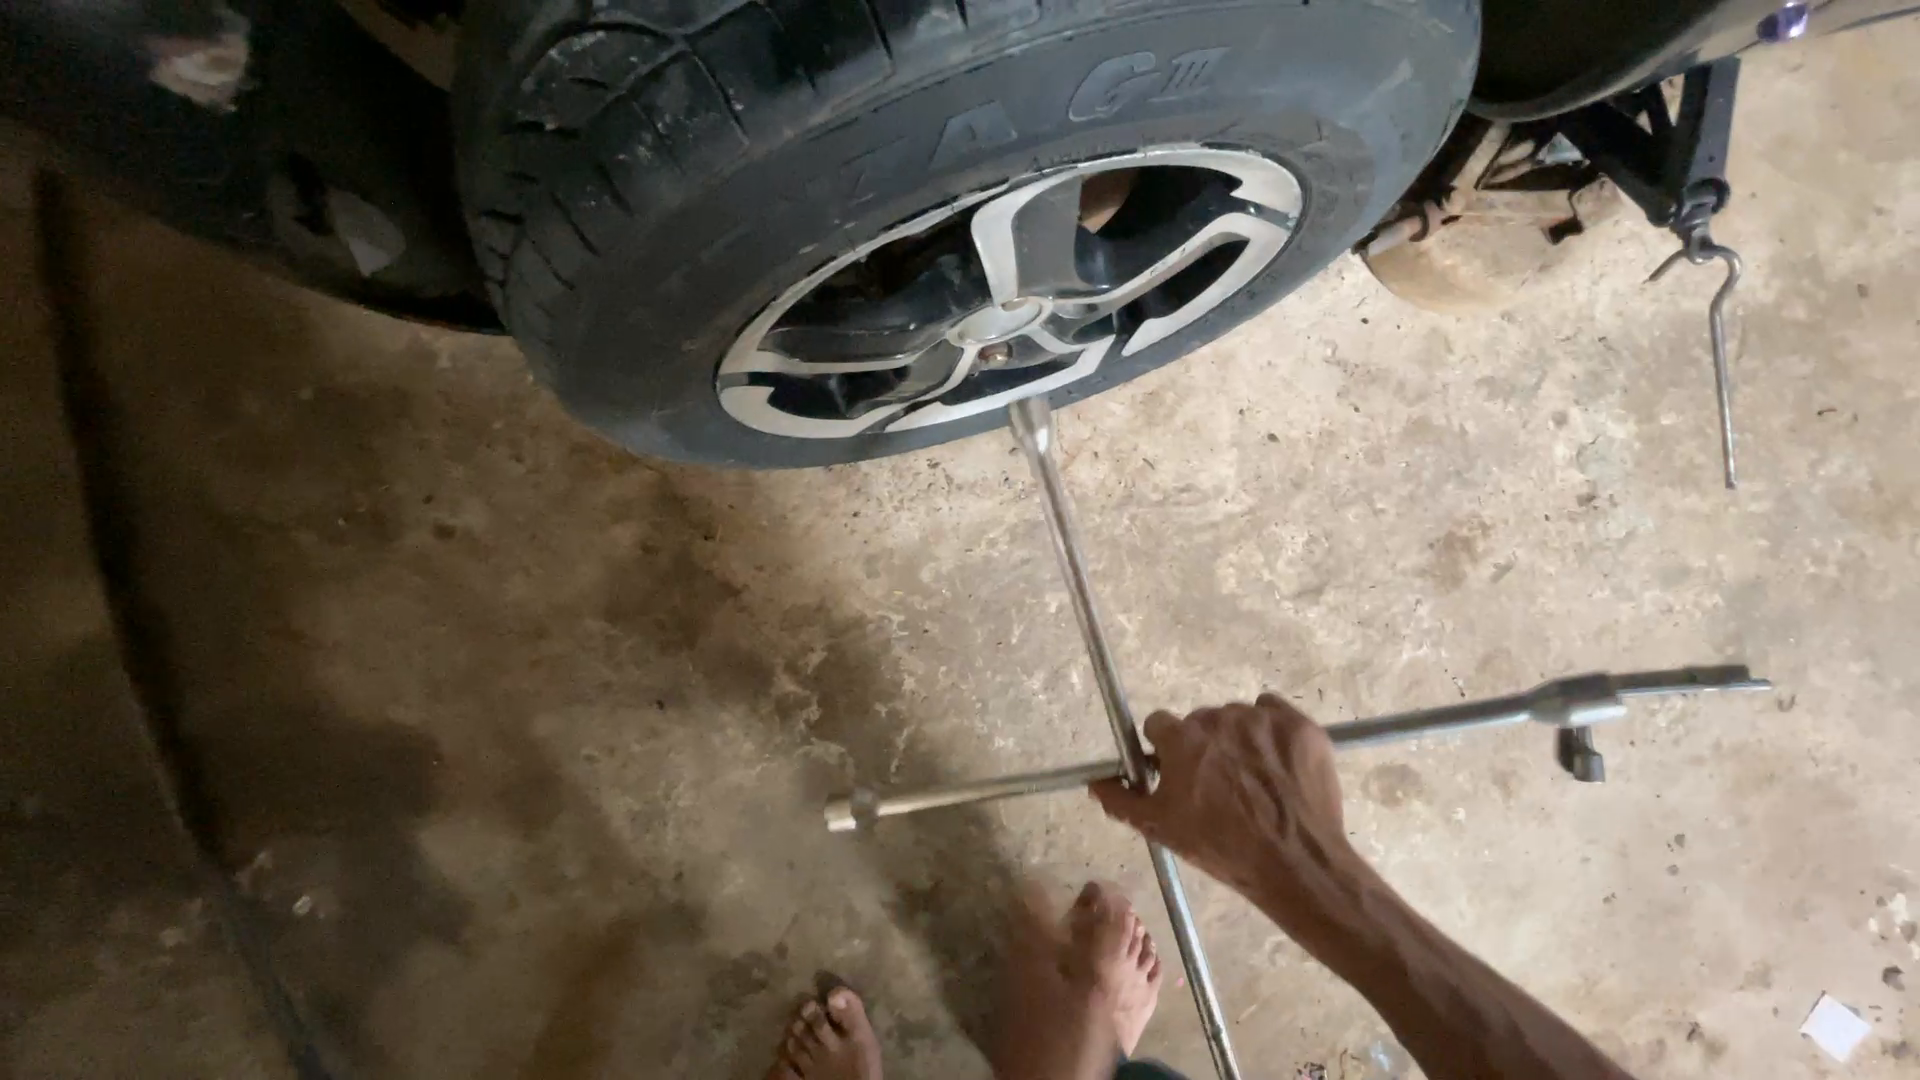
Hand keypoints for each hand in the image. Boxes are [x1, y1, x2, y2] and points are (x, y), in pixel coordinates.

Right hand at [1092, 694, 1369, 941]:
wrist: (1296, 864)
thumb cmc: (1222, 847)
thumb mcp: (1162, 828)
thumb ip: (1122, 801)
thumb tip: (1095, 783)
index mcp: (1181, 738)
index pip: (1160, 725)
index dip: (1167, 750)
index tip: (1180, 773)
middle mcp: (1218, 718)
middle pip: (1200, 722)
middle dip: (1204, 747)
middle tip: (1219, 785)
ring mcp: (1261, 718)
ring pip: (1236, 718)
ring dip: (1238, 740)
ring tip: (1253, 781)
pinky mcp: (1298, 724)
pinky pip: (1273, 711)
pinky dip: (1270, 730)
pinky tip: (1276, 763)